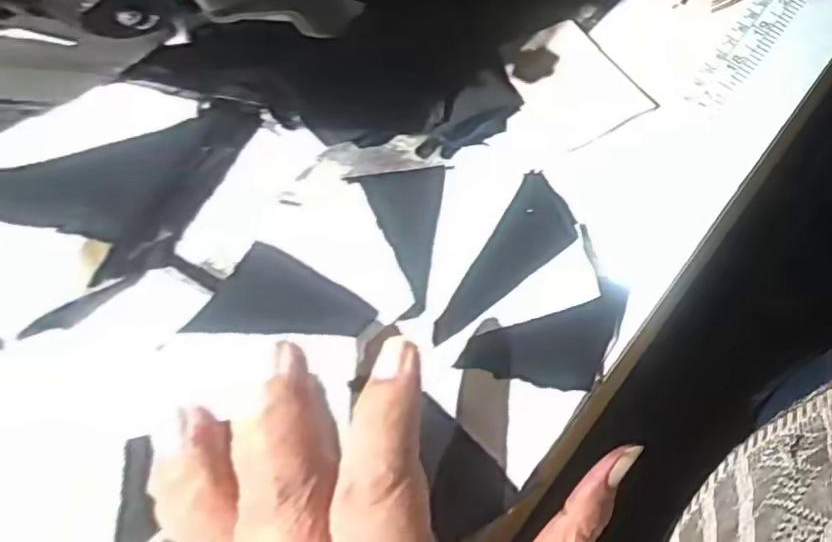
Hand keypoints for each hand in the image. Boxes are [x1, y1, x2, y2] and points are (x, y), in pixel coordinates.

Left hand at [150, 339, 641, 541]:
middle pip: (288, 498)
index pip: (381, 478)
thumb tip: (626, 452)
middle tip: (276, 356)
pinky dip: (172, 533)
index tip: (397, 349)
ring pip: (214, 539)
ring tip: (188, 414)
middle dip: (280, 423)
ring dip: (196, 477)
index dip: (387, 412)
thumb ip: (575, 525)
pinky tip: (165, 499)